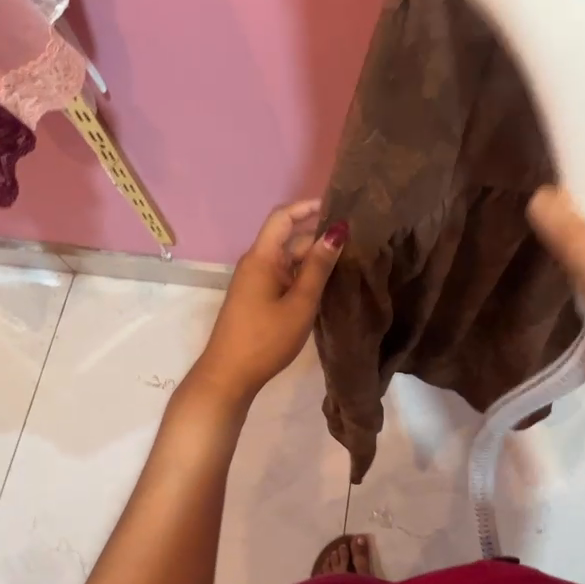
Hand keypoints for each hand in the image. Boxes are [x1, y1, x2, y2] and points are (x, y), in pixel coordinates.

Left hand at [188, 200, 345, 405]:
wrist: (228, 377)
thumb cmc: (265, 339)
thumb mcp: (300, 303)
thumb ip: (318, 266)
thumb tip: (337, 231)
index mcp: (262, 257)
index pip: (283, 217)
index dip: (309, 207)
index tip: (338, 207)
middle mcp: (257, 262)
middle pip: (289, 238)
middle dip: (319, 236)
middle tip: (356, 240)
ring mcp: (256, 281)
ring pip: (288, 259)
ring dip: (314, 257)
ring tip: (349, 261)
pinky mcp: (258, 297)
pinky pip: (284, 275)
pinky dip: (304, 274)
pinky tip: (327, 284)